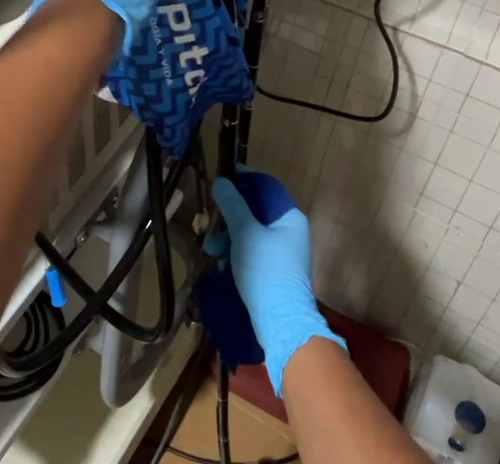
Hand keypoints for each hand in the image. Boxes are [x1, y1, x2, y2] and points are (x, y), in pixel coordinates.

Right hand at [211, 172, 345, 395]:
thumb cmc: (265, 271)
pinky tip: (220, 260)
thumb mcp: (244, 233)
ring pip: (249, 229)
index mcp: (289, 217)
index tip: (219, 178)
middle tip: (210, 223)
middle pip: (254, 209)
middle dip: (228, 215)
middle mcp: (289, 230)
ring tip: (211, 249)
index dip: (242, 180)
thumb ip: (232, 205)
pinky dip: (234, 250)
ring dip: (227, 235)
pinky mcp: (273, 268)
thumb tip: (221, 180)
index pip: (265, 186)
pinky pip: (250, 248)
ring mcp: (282, 250)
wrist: (280, 322)